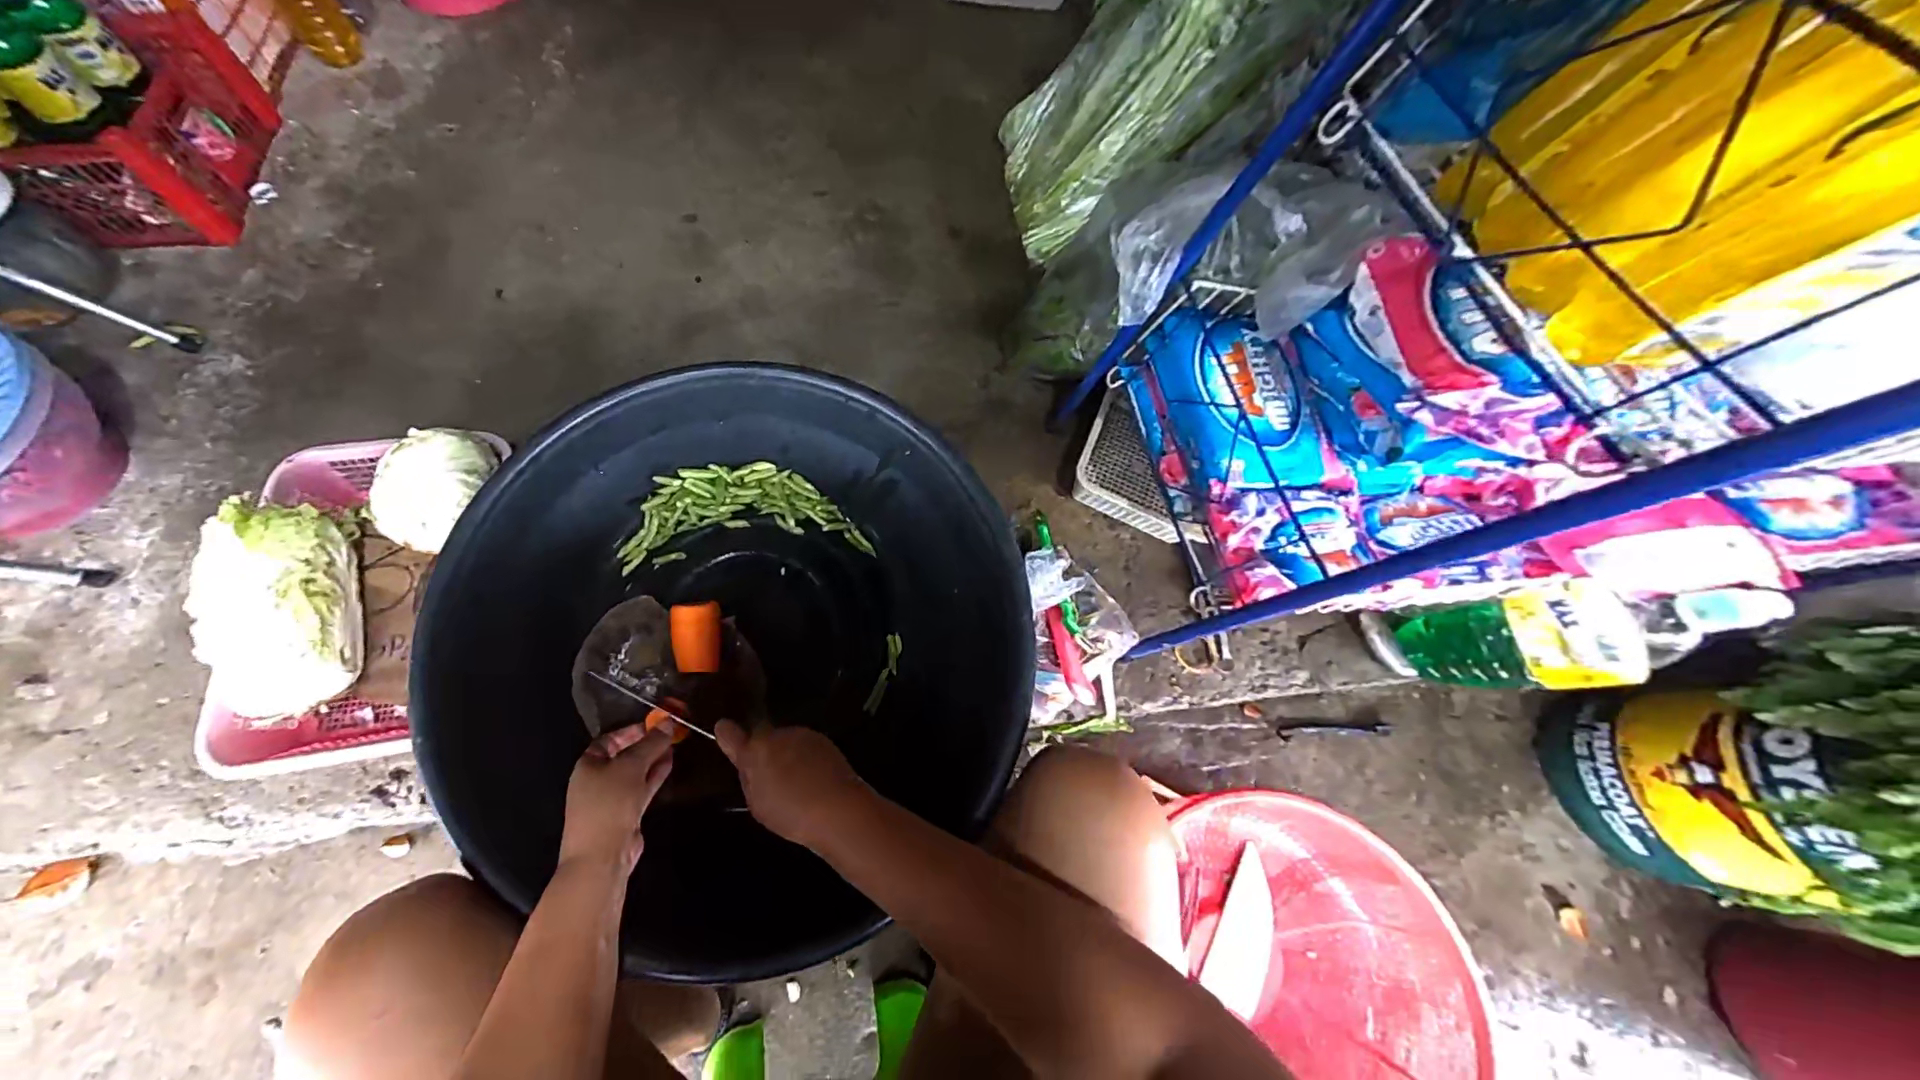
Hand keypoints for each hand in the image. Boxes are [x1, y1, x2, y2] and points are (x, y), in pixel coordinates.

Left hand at [559, 724, 673, 872]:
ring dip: (654, 758)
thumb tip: (669, 721)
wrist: (602, 854)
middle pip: (624, 755)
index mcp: (588, 765)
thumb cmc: (609, 802)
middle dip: (647, 744)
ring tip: (675, 744)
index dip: (631, 730)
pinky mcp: (626, 812)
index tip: (655, 724)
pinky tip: (670, 763)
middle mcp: (597, 779)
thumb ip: (651, 743)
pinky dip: (655, 774)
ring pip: (636, 771)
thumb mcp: (632, 766)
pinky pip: (642, 786)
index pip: (609, 740)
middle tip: (670, 733)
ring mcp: (612, 797)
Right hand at [714, 721, 865, 847]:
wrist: (839, 807)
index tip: (723, 731)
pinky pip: (804, 746)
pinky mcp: (823, 739)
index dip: (726, 733)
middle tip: (770, 779)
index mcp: (755, 750)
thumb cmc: (791, 813)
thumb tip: (749, 764)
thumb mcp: (757, 804)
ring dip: (786, 754)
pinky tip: (813, 778)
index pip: (730, 733)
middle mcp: (778, 734)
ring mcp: (802, 734)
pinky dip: (804, 757)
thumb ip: (749, 778)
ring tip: (796, 783)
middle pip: (763, 738)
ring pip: (785, 742)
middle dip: (764, 753)